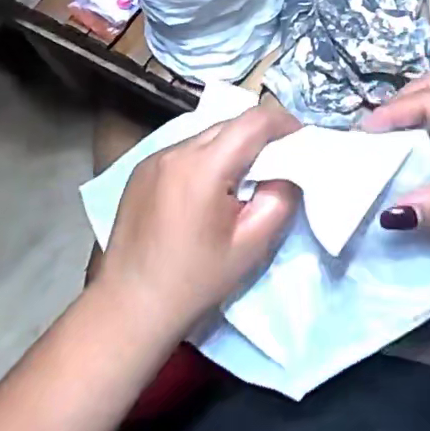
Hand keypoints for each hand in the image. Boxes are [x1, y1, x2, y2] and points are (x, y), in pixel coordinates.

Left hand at [96, 102, 302, 340]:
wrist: (128, 309)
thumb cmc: (195, 281)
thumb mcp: (252, 244)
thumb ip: (280, 197)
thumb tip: (289, 168)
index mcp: (203, 167)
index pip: (254, 121)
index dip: (284, 123)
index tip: (301, 139)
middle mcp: (176, 151)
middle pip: (231, 124)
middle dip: (260, 136)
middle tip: (278, 163)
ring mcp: (154, 157)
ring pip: (208, 136)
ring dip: (232, 147)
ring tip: (242, 180)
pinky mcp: (141, 170)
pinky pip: (186, 151)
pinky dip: (206, 159)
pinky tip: (207, 191)